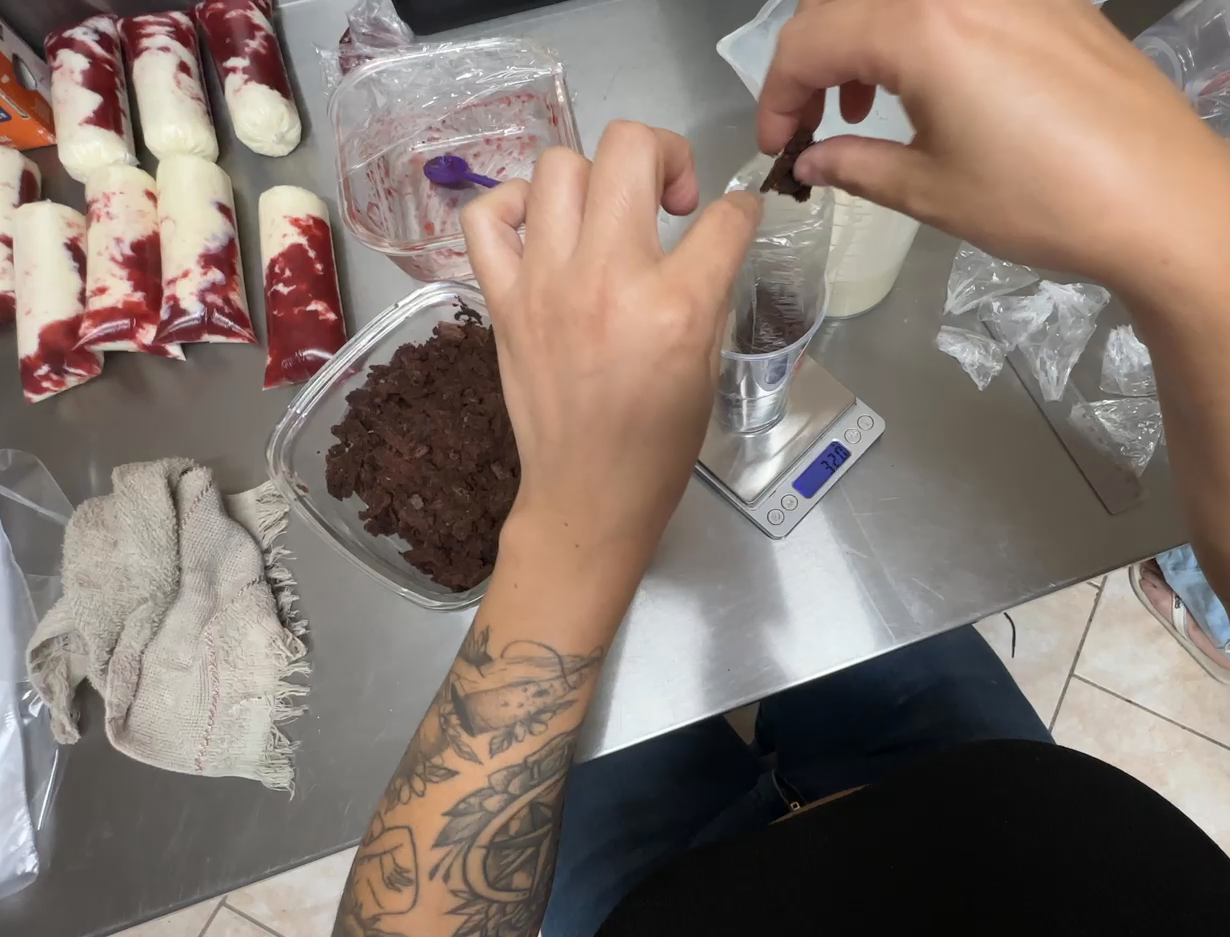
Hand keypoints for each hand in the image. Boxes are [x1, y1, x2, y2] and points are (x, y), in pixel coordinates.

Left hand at [462, 122, 759, 580]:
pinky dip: (515, 205)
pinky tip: (543, 230)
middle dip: (667, 155)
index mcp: (677, 309)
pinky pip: (488, 216)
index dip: (741, 209)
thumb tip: (711, 242)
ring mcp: (546, 285)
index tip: (734, 218)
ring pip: (560, 165)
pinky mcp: (504, 301)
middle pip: (629, 148)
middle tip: (672, 199)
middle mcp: (609, 280)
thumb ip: (710, 295)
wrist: (590, 495)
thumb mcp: (707, 370)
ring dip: (596, 178)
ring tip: (608, 217)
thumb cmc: (660, 447)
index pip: (723, 218)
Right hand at [758, 0, 1229, 306]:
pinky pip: (952, 0)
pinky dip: (915, 35)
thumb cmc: (1037, 201)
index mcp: (921, 24)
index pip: (810, 39)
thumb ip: (855, 166)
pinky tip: (927, 88)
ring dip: (861, 43)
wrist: (1159, 196)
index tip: (776, 149)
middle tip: (809, 129)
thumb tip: (810, 162)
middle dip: (811, 65)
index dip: (776, 96)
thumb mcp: (930, 192)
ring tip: (863, 110)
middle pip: (847, 2)